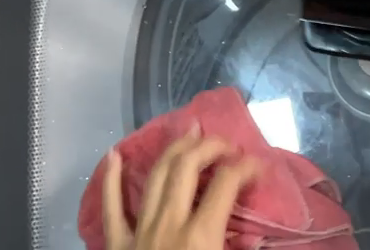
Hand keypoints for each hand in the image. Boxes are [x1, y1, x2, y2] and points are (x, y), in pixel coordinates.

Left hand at [101, 127, 261, 249]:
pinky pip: (111, 208)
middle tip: (226, 143)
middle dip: (209, 146)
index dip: (245, 166)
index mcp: (201, 238)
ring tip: (188, 132)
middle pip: (188, 167)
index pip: (226, 184)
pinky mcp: (117, 247)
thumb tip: (258, 239)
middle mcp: (168, 224)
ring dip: (173, 149)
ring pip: (156, 176)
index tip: (258, 163)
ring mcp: (139, 233)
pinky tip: (114, 155)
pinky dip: (111, 179)